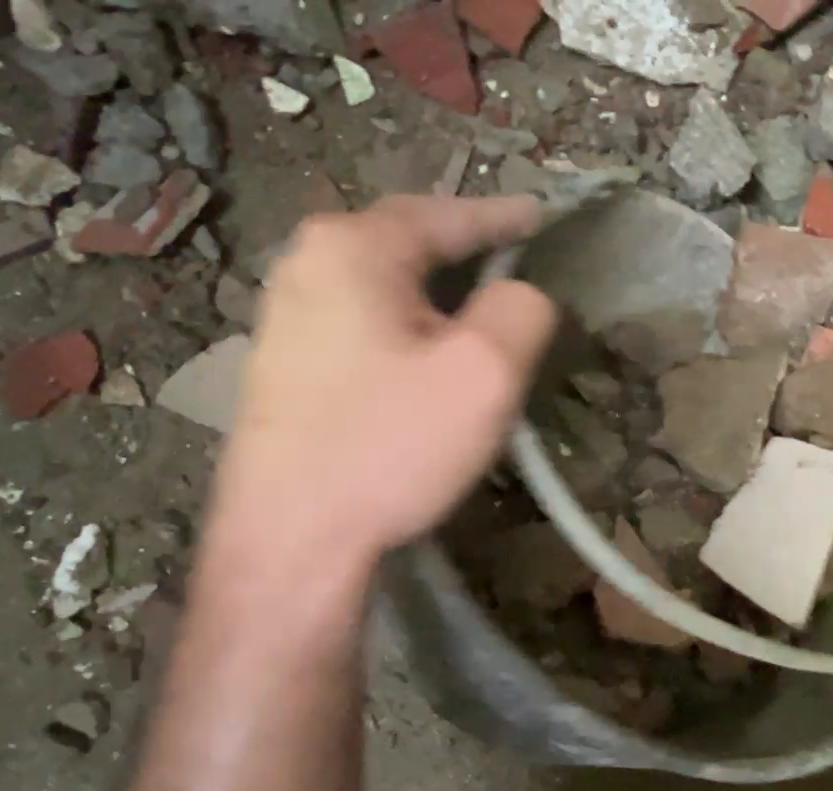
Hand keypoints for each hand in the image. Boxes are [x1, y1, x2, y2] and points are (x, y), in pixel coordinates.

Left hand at [213, 196, 557, 558]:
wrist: (296, 534)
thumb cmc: (393, 443)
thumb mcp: (486, 373)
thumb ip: (522, 311)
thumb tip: (523, 293)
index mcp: (354, 250)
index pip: (445, 215)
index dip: (503, 217)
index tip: (544, 216)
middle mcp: (308, 265)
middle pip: (407, 242)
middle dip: (465, 249)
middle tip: (518, 261)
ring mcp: (288, 315)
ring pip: (386, 285)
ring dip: (438, 292)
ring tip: (483, 308)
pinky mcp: (289, 363)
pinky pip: (367, 321)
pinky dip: (411, 324)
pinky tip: (431, 356)